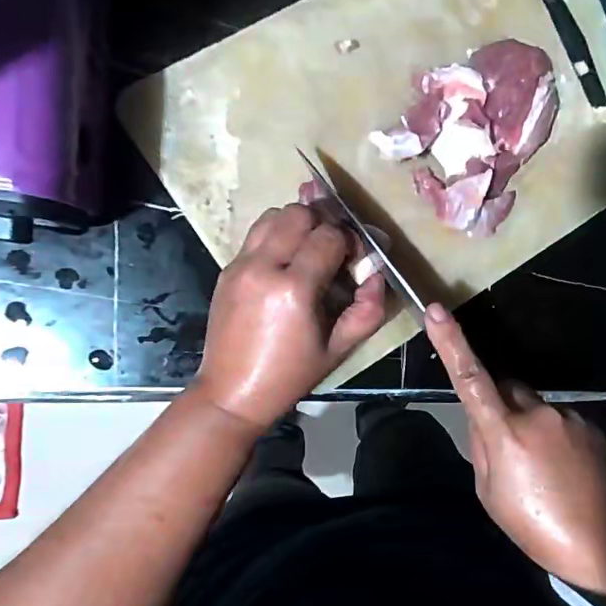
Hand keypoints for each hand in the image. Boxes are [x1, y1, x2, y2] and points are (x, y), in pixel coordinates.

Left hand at [195, 203, 387, 429]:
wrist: (233, 392)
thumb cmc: (290, 375)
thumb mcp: (339, 349)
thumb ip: (368, 309)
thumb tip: (377, 273)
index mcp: (293, 289)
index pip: (329, 235)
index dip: (350, 241)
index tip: (356, 261)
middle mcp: (263, 267)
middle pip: (299, 213)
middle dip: (324, 223)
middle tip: (334, 250)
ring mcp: (240, 264)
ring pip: (274, 214)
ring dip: (298, 224)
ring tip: (309, 250)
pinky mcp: (227, 268)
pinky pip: (256, 233)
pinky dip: (277, 235)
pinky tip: (287, 261)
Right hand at [423, 304, 605, 597]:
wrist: (598, 544)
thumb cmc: (531, 524)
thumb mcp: (488, 492)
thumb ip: (482, 446)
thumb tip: (481, 419)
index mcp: (505, 433)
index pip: (470, 378)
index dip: (451, 343)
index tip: (437, 312)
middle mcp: (538, 414)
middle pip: (508, 390)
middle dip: (500, 407)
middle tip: (505, 448)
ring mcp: (569, 417)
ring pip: (536, 408)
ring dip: (530, 425)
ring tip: (541, 469)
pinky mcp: (591, 426)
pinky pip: (561, 420)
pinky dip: (554, 436)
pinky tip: (562, 470)